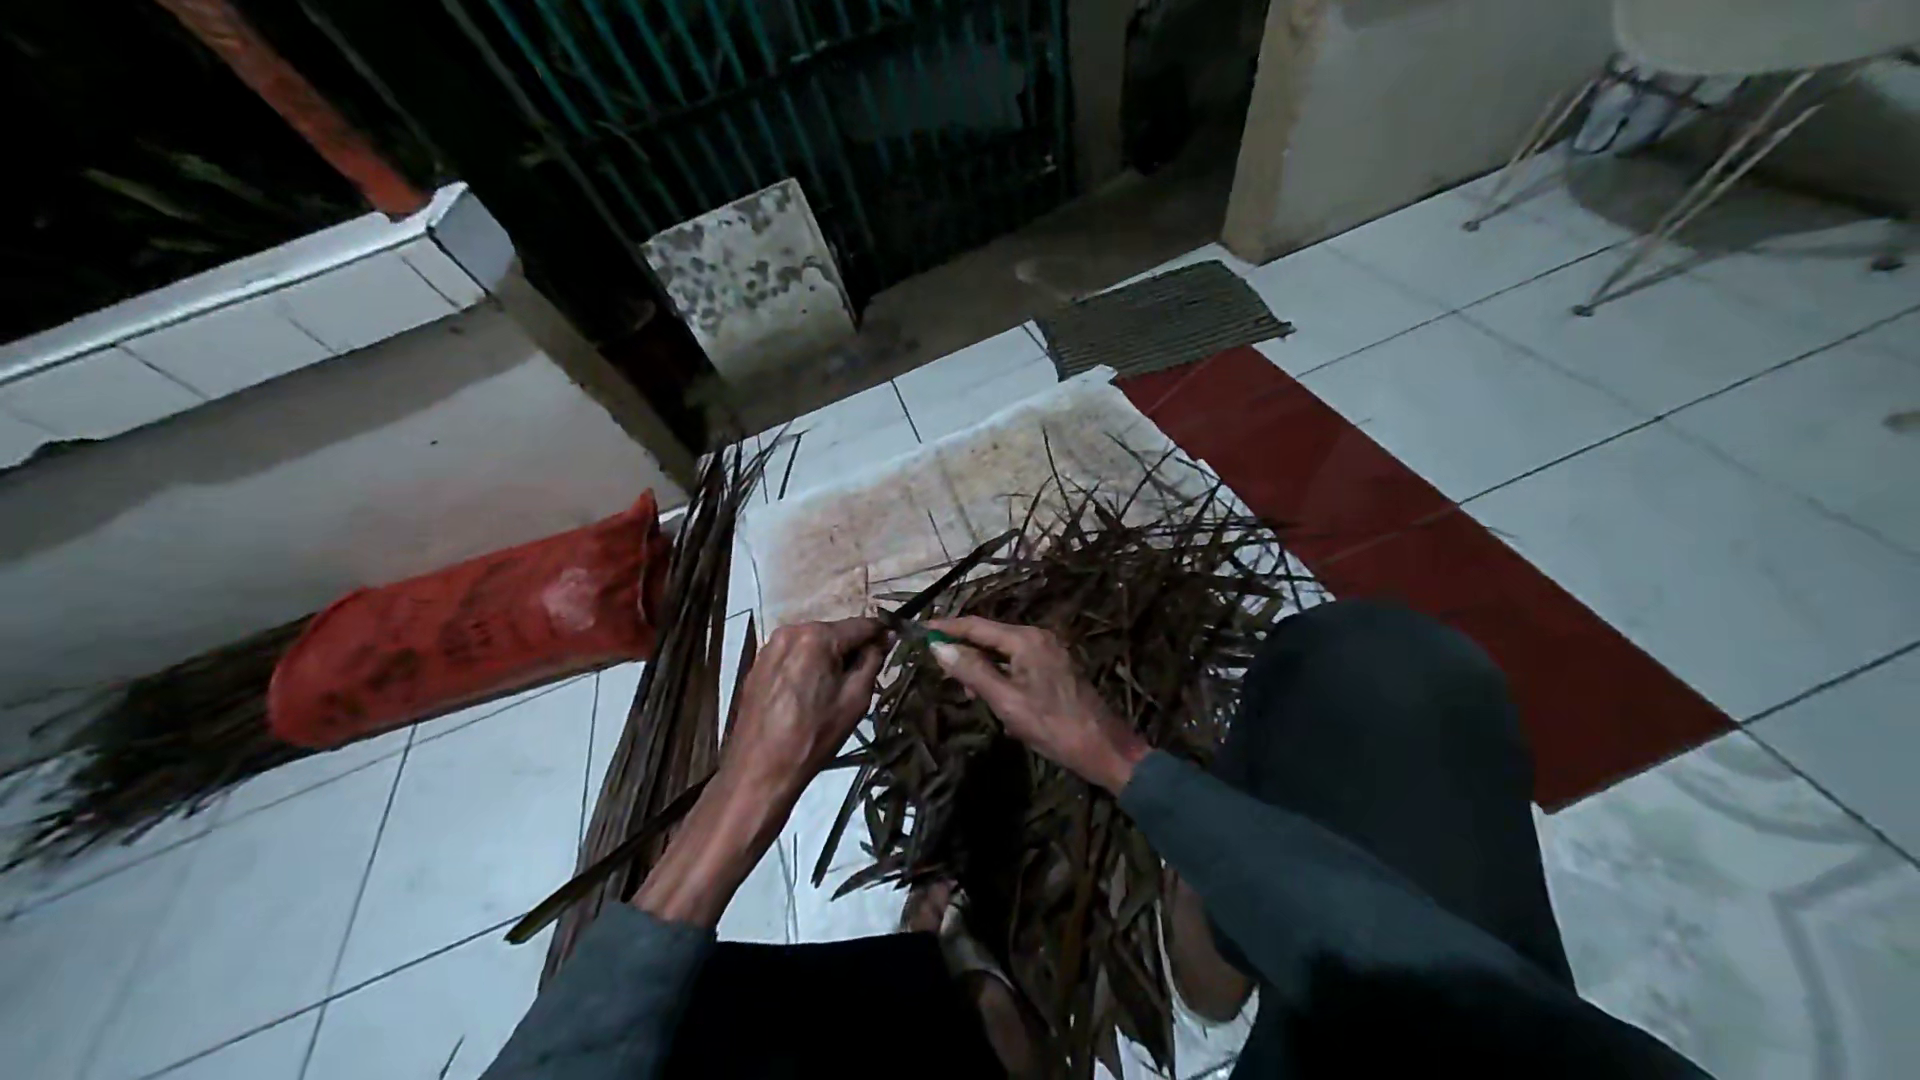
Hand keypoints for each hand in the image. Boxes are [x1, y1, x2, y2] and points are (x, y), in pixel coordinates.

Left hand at [633, 617, 884, 926]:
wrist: (760, 770)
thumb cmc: (814, 735)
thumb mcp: (855, 698)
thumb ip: (872, 660)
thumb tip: (885, 638)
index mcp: (816, 636)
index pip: (861, 625)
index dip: (881, 634)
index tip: (895, 646)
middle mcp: (790, 631)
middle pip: (835, 632)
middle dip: (853, 649)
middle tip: (865, 677)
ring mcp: (770, 647)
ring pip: (814, 643)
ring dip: (830, 657)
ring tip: (836, 690)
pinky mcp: (758, 664)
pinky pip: (794, 655)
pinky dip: (808, 666)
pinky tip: (811, 694)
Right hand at [926, 617, 1148, 794]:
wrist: (1103, 748)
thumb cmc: (1052, 725)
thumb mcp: (1006, 700)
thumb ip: (972, 671)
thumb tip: (939, 648)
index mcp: (1026, 639)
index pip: (976, 625)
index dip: (947, 628)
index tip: (920, 631)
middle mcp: (1038, 637)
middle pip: (989, 636)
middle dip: (964, 651)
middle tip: (940, 670)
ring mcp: (1049, 652)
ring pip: (1002, 652)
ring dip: (982, 669)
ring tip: (969, 693)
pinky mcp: (1054, 668)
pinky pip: (1017, 664)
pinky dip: (1000, 676)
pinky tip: (993, 699)